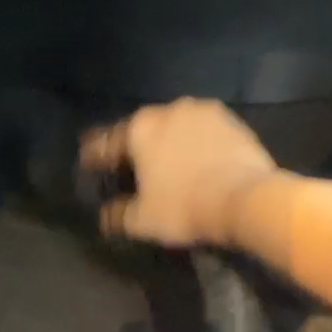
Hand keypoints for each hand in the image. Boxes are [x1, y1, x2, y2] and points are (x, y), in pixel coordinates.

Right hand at [80, 97, 278, 246]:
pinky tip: (197, 162)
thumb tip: (106, 214)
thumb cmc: (183, 207)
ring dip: (169, 142)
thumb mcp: (141, 220)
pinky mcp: (233, 121)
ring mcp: (204, 112)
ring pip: (176, 127)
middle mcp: (169, 110)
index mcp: (140, 129)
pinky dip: (196, 145)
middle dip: (136, 146)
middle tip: (132, 164)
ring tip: (167, 162)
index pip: (107, 142)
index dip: (95, 154)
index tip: (87, 159)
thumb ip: (117, 214)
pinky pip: (204, 133)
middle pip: (144, 129)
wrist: (245, 198)